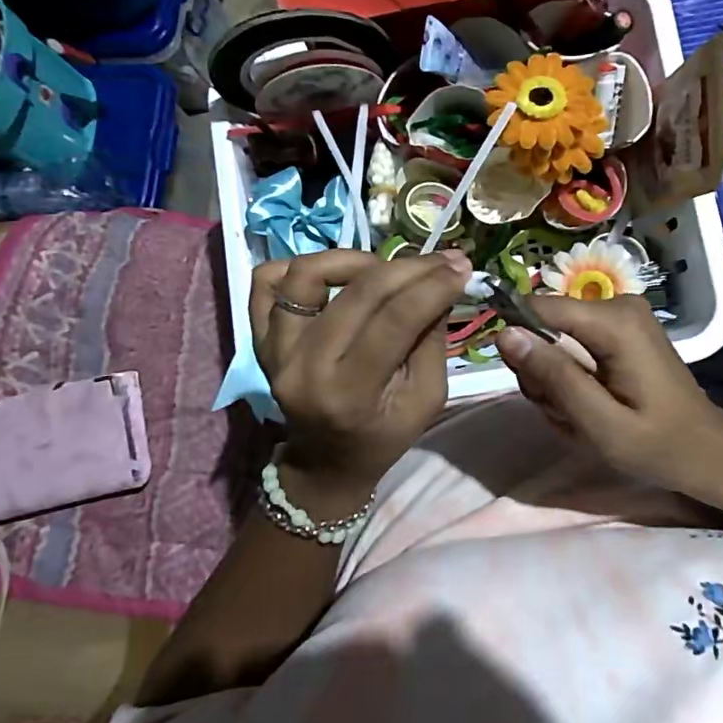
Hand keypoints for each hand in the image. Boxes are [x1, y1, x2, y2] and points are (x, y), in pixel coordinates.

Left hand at [249, 249, 469, 499]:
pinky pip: (267, 282)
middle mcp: (305, 367)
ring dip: (354, 260)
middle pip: (359, 293)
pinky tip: (334, 274)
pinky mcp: (259, 337)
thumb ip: (433, 341)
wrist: (326, 462)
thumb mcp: (426, 399)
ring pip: (308, 275)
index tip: (463, 266)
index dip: (433, 286)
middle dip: (410, 267)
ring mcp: (275, 349)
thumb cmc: (383, 435)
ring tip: (384, 268)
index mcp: (351, 394)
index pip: (396, 320)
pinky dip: (301, 267)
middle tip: (441, 260)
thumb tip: (442, 284)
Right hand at [494, 295, 722, 490]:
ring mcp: (620, 315)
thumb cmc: (657, 444)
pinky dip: (571, 377)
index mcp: (614, 322)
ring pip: (554, 337)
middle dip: (543, 372)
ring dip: (555, 380)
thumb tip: (505, 334)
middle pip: (545, 324)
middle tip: (565, 412)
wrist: (706, 450)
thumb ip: (554, 376)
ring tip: (579, 414)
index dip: (518, 340)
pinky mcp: (619, 328)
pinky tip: (588, 404)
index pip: (538, 306)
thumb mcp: (599, 422)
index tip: (530, 384)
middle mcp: (617, 305)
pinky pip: (572, 343)